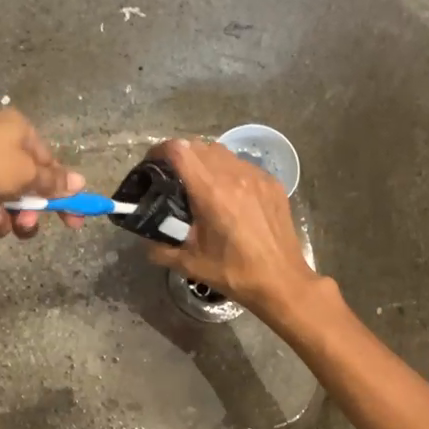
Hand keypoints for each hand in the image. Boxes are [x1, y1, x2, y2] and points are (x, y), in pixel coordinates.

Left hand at [0, 109, 84, 238]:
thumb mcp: (26, 175)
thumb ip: (54, 182)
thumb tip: (80, 182)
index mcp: (19, 131)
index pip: (52, 166)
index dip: (64, 197)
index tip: (74, 222)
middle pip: (26, 189)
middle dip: (25, 212)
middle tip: (23, 224)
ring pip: (2, 203)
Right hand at [141, 138, 320, 317]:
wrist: (282, 281)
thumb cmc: (234, 273)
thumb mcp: (190, 264)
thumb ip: (160, 249)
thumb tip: (146, 241)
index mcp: (211, 193)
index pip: (179, 151)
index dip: (159, 150)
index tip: (151, 163)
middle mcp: (234, 176)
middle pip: (198, 146)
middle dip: (180, 156)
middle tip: (173, 176)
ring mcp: (256, 176)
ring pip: (222, 152)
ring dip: (204, 160)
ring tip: (200, 183)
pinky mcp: (272, 183)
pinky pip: (242, 165)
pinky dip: (228, 171)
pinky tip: (228, 194)